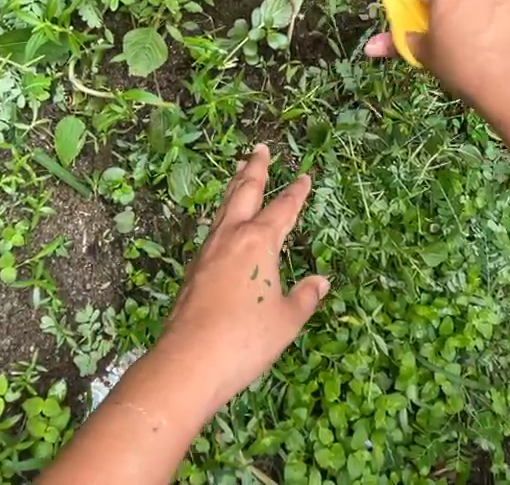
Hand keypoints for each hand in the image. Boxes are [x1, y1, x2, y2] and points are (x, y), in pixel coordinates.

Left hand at [146, 143, 327, 416]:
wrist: (189, 361)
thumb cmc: (245, 339)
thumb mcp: (286, 321)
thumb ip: (304, 297)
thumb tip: (320, 281)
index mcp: (259, 242)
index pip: (283, 209)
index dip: (296, 192)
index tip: (304, 176)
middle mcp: (233, 236)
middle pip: (245, 192)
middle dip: (256, 169)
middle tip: (260, 148)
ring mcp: (209, 250)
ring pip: (225, 206)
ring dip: (234, 185)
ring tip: (239, 169)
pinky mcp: (194, 268)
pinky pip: (213, 227)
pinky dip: (223, 212)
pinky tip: (223, 220)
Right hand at [365, 0, 509, 107]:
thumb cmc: (461, 66)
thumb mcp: (426, 55)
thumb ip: (397, 43)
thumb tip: (368, 46)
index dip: (427, 6)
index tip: (433, 27)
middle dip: (455, 4)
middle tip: (458, 35)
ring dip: (481, 5)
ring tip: (484, 38)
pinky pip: (509, 1)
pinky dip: (506, 13)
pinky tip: (506, 37)